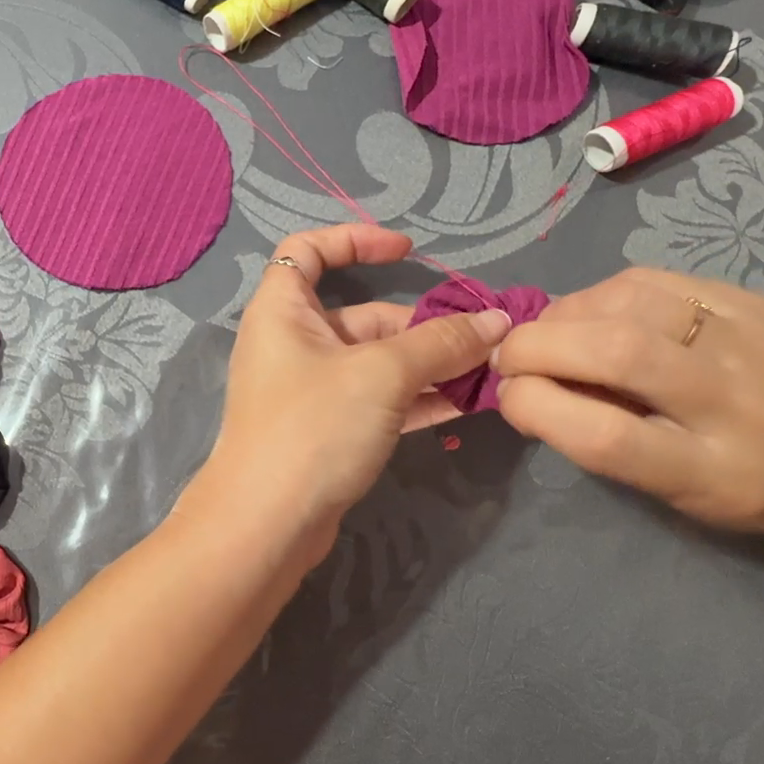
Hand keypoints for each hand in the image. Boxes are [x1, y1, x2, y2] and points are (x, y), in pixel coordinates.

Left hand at [183, 225, 510, 550]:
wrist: (267, 523)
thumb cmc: (313, 427)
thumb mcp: (381, 374)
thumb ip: (440, 343)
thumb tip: (496, 320)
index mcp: (282, 310)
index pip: (308, 251)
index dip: (355, 240)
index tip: (408, 251)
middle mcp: (292, 342)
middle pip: (361, 314)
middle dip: (423, 325)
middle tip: (488, 339)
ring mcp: (310, 389)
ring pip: (376, 362)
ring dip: (431, 364)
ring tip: (492, 372)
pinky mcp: (327, 429)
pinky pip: (378, 400)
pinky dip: (417, 398)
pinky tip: (468, 403)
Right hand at [492, 268, 763, 550]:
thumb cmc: (750, 491)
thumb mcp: (672, 492)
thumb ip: (599, 438)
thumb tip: (525, 384)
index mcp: (717, 472)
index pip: (607, 436)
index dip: (535, 407)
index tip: (509, 399)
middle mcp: (742, 402)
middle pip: (616, 352)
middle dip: (535, 346)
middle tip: (507, 356)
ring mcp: (753, 340)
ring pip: (628, 302)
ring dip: (562, 314)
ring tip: (547, 334)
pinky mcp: (752, 300)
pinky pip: (650, 281)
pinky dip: (598, 296)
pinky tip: (590, 315)